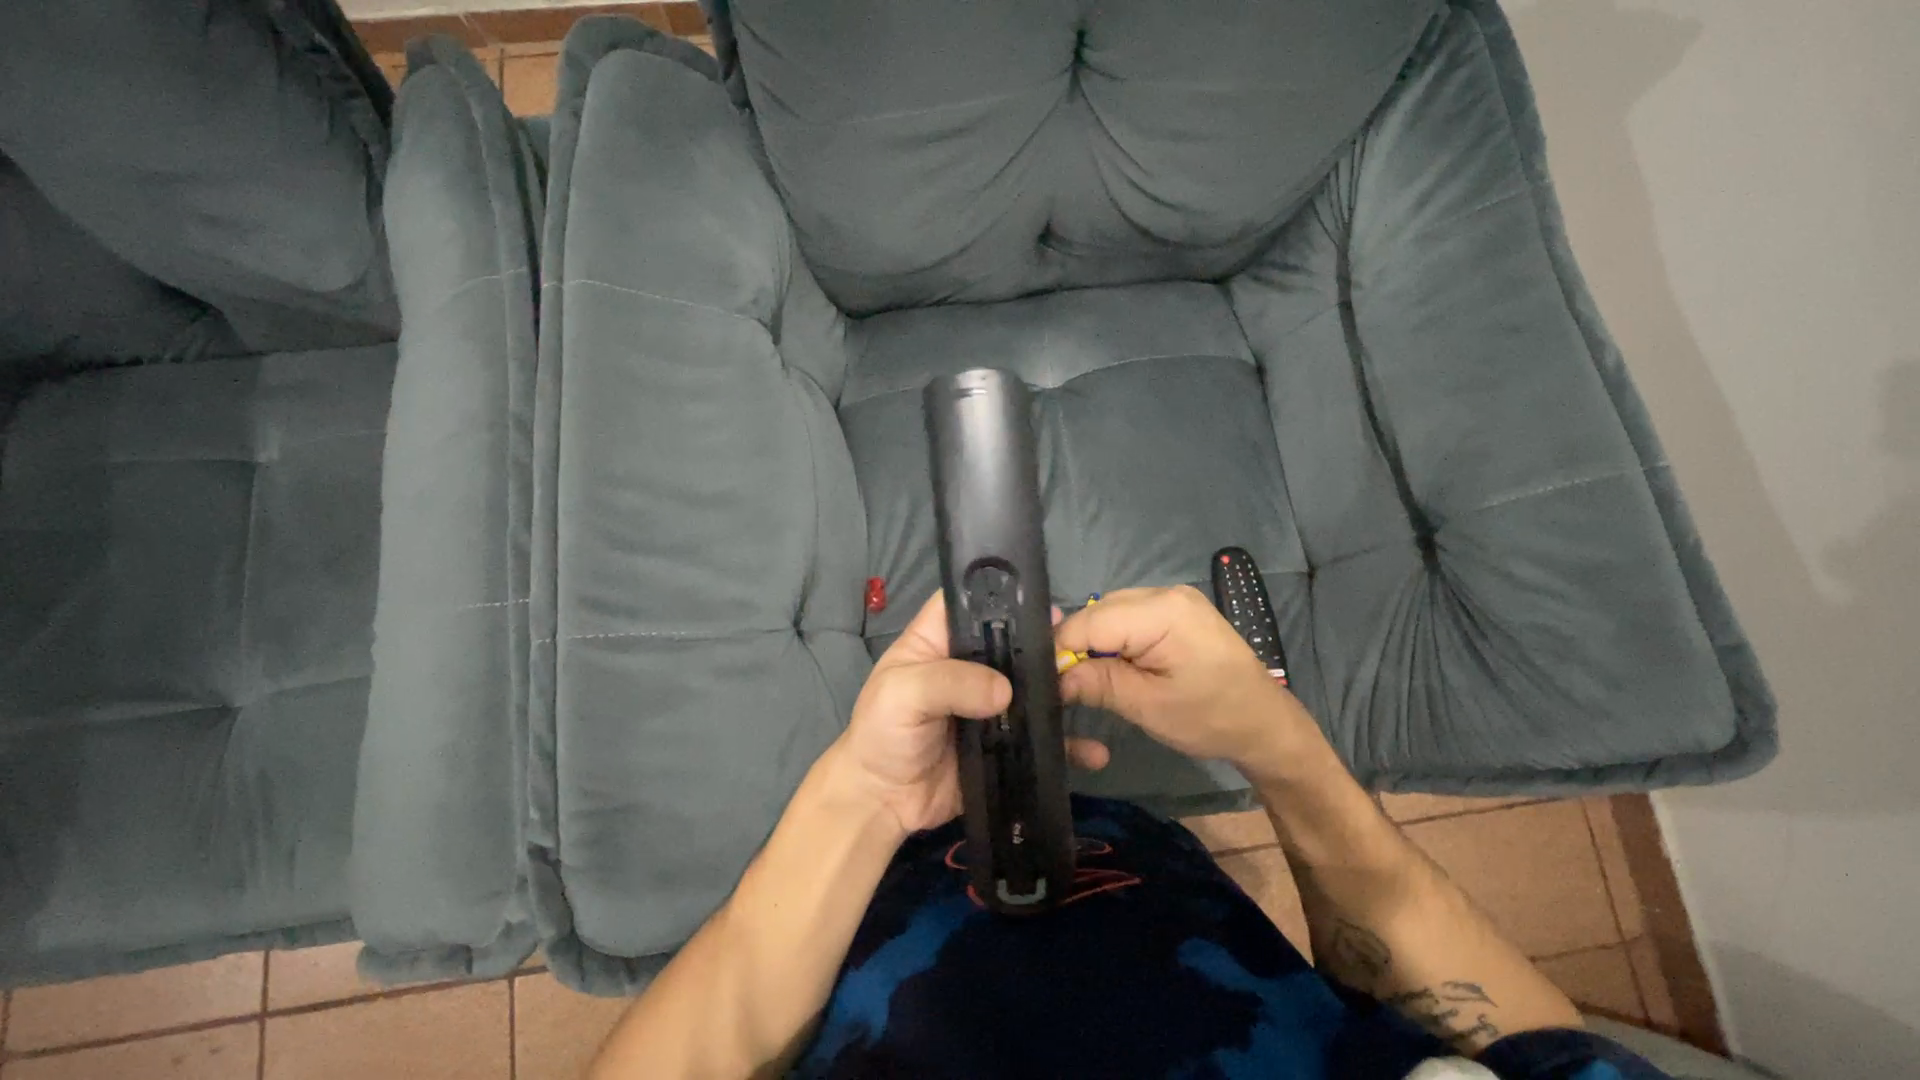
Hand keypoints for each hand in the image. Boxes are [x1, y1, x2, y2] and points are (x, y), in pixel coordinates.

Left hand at [834, 591, 1108, 835]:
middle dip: (1045, 645)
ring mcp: (989, 705)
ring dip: (1061, 690)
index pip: (972, 604)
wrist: (883, 802)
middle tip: (1080, 649)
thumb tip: (1005, 691)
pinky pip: (1040, 738)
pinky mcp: (1005, 743)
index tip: (1044, 605)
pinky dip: (1066, 744)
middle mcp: (968, 667)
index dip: (1005, 598)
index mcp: (938, 641)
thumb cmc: (882, 734)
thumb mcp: (902, 695)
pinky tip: (1093, 751)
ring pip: (1032, 689)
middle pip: (1013, 644)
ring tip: (1093, 690)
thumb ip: (950, 683)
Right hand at [1054, 585, 1323, 779]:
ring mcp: (1174, 598)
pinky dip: (1116, 641)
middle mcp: (1166, 593)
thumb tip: (1054, 678)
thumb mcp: (1149, 707)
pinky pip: (1129, 617)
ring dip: (1096, 644)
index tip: (1046, 682)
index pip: (1089, 621)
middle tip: (1067, 687)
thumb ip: (1098, 684)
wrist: (1265, 723)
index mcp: (1163, 611)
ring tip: (1091, 680)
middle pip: (1098, 612)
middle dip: (1078, 647)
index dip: (1061, 650)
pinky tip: (1116, 667)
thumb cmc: (1211, 718)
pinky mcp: (1177, 610)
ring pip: (1110, 614)